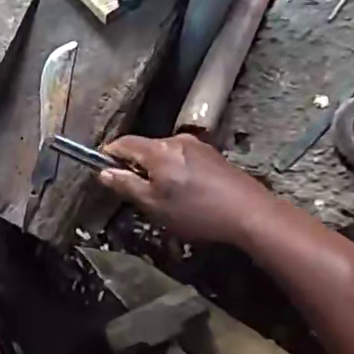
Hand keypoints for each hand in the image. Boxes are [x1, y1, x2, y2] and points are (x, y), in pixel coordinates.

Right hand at [97, 133, 274, 243]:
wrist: (250, 214)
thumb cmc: (197, 212)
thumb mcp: (154, 205)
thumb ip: (126, 185)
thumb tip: (104, 172)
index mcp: (158, 150)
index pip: (123, 142)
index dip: (109, 155)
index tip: (104, 171)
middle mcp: (177, 140)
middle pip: (145, 148)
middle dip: (135, 166)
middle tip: (135, 193)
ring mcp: (198, 146)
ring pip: (165, 154)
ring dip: (157, 170)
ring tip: (163, 198)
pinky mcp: (214, 156)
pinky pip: (184, 159)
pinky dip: (176, 172)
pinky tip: (186, 194)